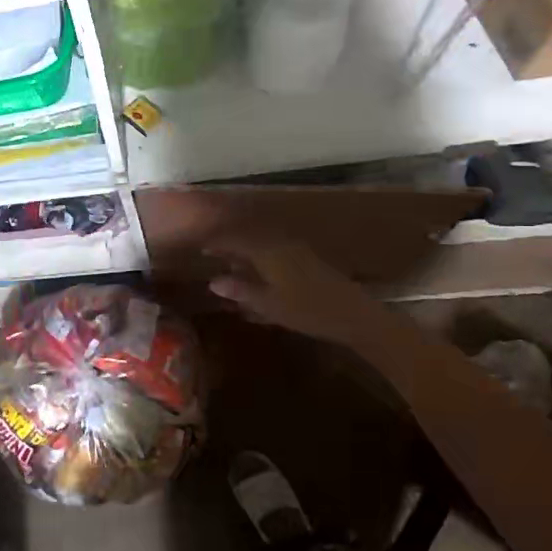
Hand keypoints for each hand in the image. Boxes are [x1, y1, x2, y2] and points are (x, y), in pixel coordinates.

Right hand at [205, 237, 394, 347]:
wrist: (353, 314)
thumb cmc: (307, 311)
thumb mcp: (269, 304)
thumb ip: (241, 290)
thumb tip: (213, 281)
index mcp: (268, 250)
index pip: (235, 238)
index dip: (216, 242)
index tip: (199, 247)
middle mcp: (280, 243)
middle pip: (248, 236)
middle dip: (229, 243)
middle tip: (211, 252)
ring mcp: (296, 249)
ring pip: (263, 242)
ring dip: (246, 250)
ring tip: (230, 262)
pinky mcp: (307, 259)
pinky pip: (275, 249)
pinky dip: (261, 257)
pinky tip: (258, 271)